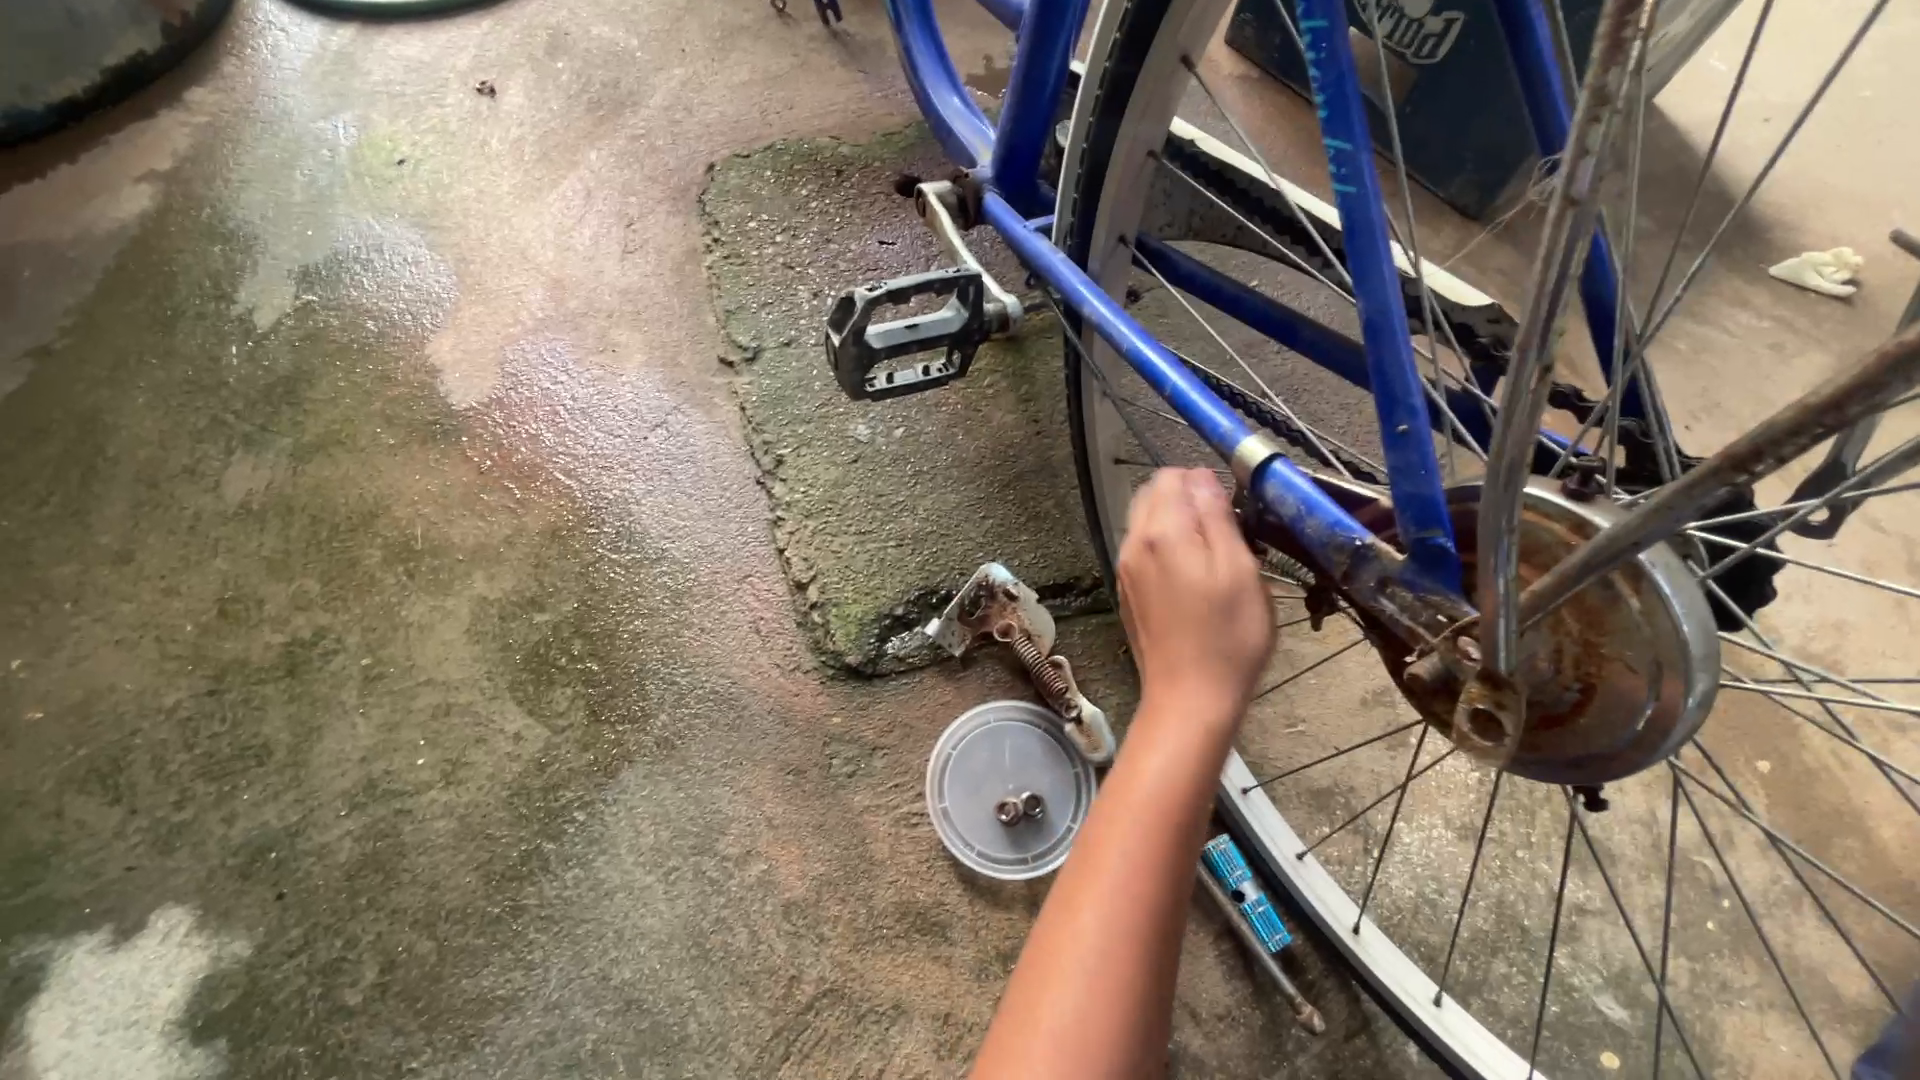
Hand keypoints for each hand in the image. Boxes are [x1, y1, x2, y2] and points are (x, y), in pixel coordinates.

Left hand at [1116, 469, 1274, 728]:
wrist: (1189, 698)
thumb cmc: (1227, 636)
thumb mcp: (1239, 569)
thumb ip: (1216, 516)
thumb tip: (1201, 477)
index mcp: (1161, 531)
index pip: (1172, 477)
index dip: (1203, 483)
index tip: (1231, 510)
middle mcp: (1133, 544)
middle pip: (1153, 496)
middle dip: (1187, 500)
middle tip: (1224, 532)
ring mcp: (1125, 569)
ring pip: (1146, 523)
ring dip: (1176, 525)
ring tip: (1212, 556)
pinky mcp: (1127, 592)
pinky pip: (1143, 551)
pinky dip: (1165, 549)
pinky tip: (1192, 578)